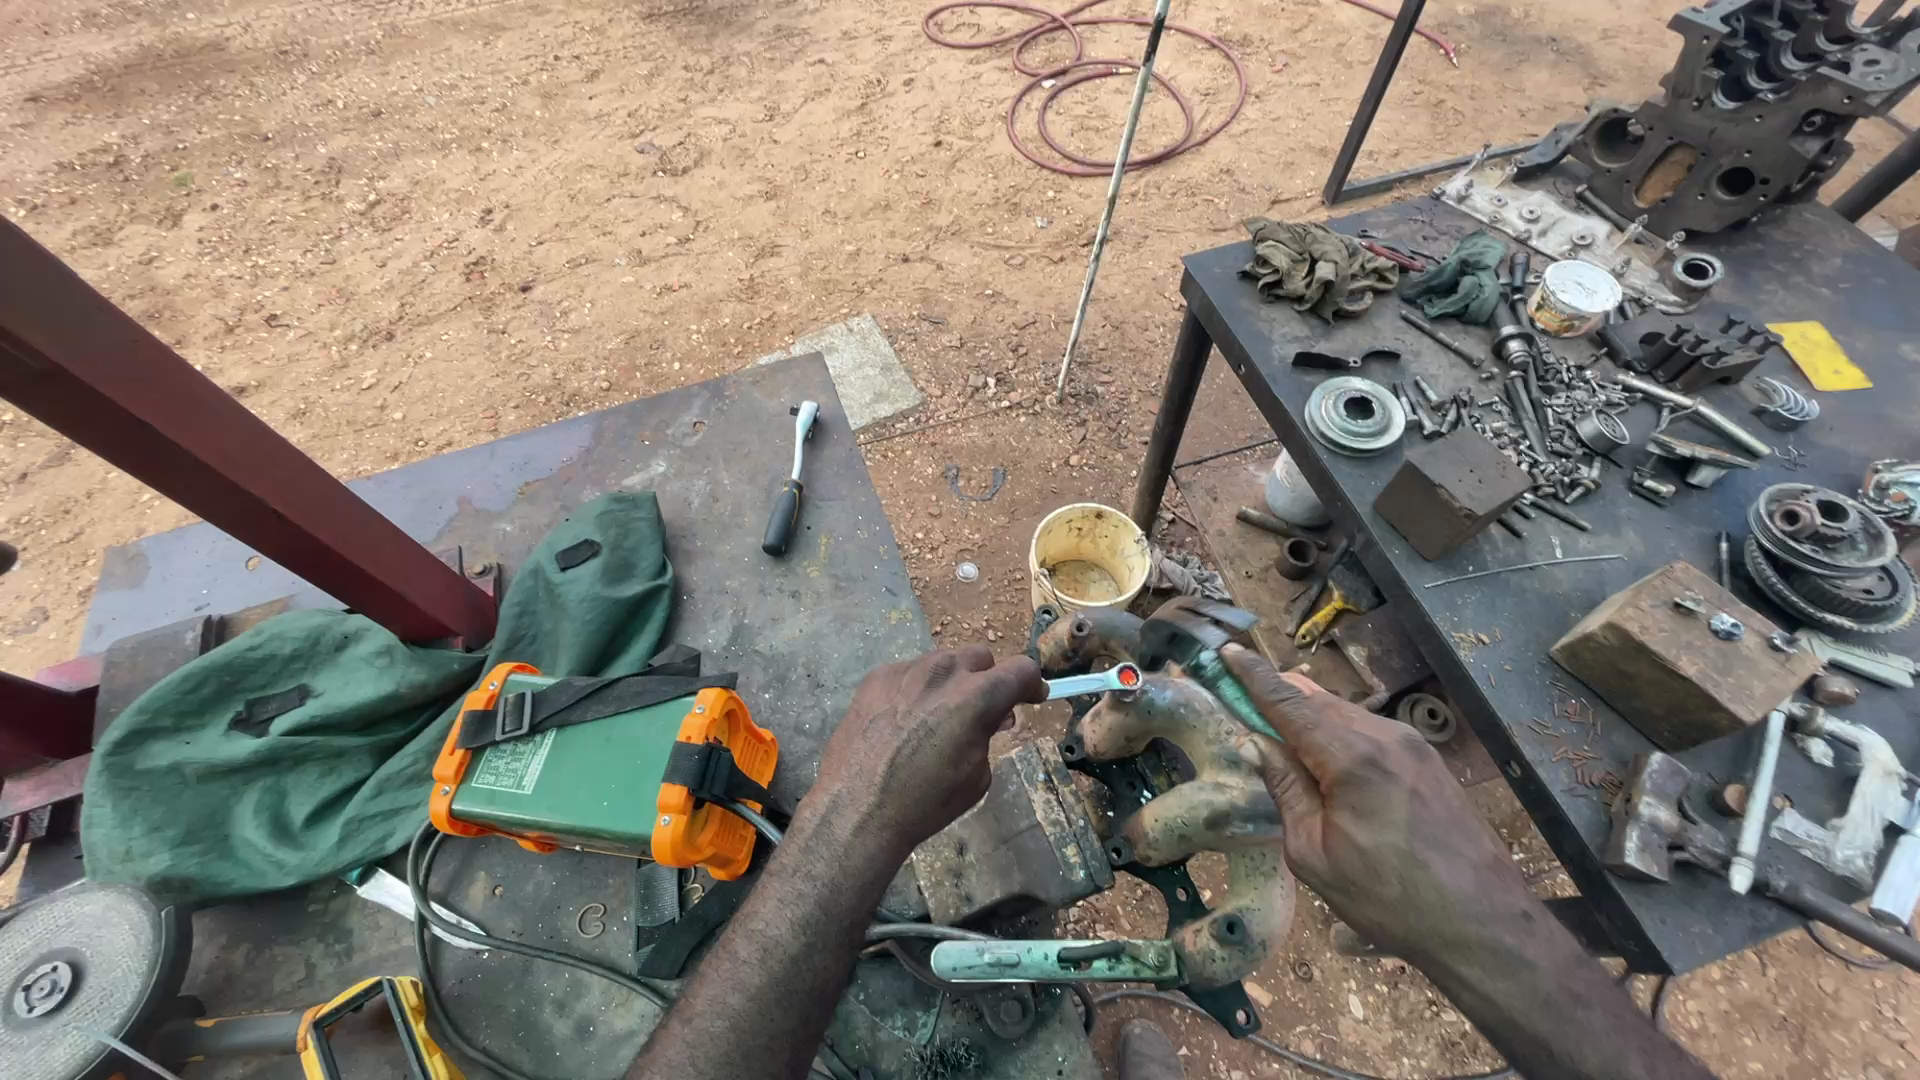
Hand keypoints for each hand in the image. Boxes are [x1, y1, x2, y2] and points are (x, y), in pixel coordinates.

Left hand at [802, 646, 1044, 861]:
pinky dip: (917, 689)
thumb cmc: (925, 802)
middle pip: (980, 657)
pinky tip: (904, 720)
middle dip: (988, 680)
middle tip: (982, 712)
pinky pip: (909, 673)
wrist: (857, 809)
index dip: (1031, 684)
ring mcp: (906, 670)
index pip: (1021, 668)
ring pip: (943, 662)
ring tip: (939, 717)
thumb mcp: (977, 775)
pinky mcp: (877, 676)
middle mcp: (943, 673)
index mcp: (976, 697)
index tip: (1030, 698)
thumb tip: (993, 717)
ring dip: (951, 682)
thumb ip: (989, 734)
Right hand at [1221, 645, 1533, 959]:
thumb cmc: (1390, 900)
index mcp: (1350, 758)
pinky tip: (1324, 753)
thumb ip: (1284, 789)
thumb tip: (1256, 744)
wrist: (1488, 928)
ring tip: (1278, 730)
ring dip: (1306, 714)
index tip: (1226, 650)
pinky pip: (1367, 729)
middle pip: (1314, 699)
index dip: (1253, 675)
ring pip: (1342, 712)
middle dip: (1275, 692)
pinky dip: (1335, 730)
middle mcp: (1383, 736)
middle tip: (1240, 696)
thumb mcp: (1313, 854)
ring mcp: (1411, 744)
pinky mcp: (1426, 758)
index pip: (1287, 701)